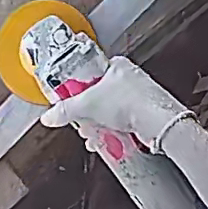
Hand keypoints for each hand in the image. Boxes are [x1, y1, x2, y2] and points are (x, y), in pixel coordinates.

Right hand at [39, 57, 192, 149]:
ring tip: (94, 137)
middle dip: (88, 116)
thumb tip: (49, 116)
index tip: (69, 103)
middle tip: (82, 124)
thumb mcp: (88, 104)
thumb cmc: (131, 101)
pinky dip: (114, 134)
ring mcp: (137, 98)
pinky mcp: (144, 116)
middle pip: (98, 98)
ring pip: (110, 114)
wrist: (158, 122)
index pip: (89, 75)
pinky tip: (108, 142)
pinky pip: (122, 125)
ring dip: (99, 128)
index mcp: (116, 65)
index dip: (77, 90)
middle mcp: (128, 79)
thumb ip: (65, 110)